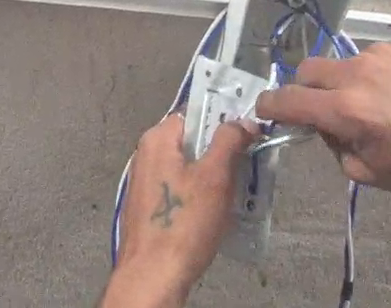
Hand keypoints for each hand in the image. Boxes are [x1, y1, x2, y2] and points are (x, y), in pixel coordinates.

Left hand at [100, 113, 254, 307]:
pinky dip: (196, 194)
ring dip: (210, 176)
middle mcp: (145, 153)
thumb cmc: (184, 222)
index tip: (246, 134)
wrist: (152, 276)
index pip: (193, 114)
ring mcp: (143, 181)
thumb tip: (244, 120)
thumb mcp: (214, 177)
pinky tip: (214, 212)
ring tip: (236, 190)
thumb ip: (228, 141)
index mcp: (156, 139)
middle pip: (190, 141)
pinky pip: (178, 189)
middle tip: (246, 166)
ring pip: (185, 167)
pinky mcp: (147, 207)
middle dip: (218, 152)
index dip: (220, 121)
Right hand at [254, 42, 390, 222]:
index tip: (264, 110)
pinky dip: (369, 75)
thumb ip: (334, 144)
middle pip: (307, 70)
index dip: (270, 106)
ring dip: (341, 83)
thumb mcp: (369, 173)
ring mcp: (380, 57)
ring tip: (370, 107)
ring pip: (339, 65)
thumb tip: (322, 126)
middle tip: (321, 113)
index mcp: (347, 110)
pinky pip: (368, 58)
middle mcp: (357, 75)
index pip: (289, 100)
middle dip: (305, 91)